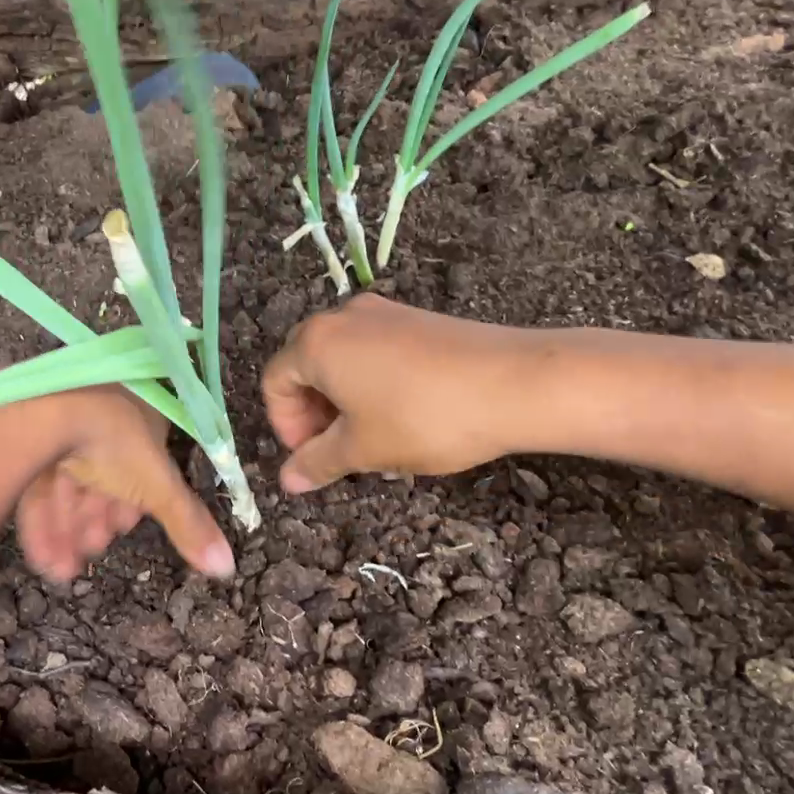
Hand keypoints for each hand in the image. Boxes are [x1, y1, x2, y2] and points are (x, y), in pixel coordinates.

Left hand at [12, 387, 233, 581]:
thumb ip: (189, 525)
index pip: (139, 469)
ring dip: (68, 533)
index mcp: (137, 421)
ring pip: (65, 489)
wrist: (50, 414)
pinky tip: (45, 561)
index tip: (121, 530)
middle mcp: (98, 421)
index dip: (131, 505)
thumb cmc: (114, 443)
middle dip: (95, 522)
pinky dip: (42, 526)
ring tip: (64, 568)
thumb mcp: (159, 487)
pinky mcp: (25, 445)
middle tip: (94, 548)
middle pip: (99, 481)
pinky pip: (35, 489)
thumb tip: (226, 565)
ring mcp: (59, 429)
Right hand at [262, 294, 540, 491]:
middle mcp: (342, 317)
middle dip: (310, 411)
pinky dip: (368, 382)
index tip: (310, 457)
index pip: (274, 383)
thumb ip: (317, 463)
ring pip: (339, 359)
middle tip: (334, 448)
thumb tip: (287, 481)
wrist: (518, 384)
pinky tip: (398, 414)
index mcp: (316, 343)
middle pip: (303, 365)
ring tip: (368, 436)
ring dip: (340, 399)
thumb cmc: (424, 418)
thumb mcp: (362, 449)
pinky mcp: (415, 319)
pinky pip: (371, 350)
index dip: (284, 426)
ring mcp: (382, 313)